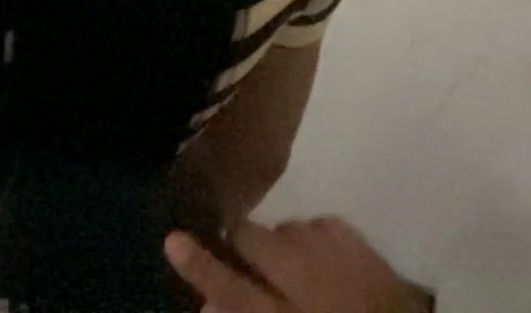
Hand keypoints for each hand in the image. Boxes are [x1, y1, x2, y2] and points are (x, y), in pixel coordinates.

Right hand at [165, 218, 428, 312]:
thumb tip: (210, 305)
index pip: (232, 289)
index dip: (200, 266)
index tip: (172, 240)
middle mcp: (305, 278)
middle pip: (251, 240)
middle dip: (239, 243)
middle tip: (242, 259)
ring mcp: (334, 253)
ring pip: (284, 229)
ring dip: (278, 245)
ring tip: (292, 268)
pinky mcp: (358, 241)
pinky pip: (318, 225)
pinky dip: (313, 239)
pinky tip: (321, 257)